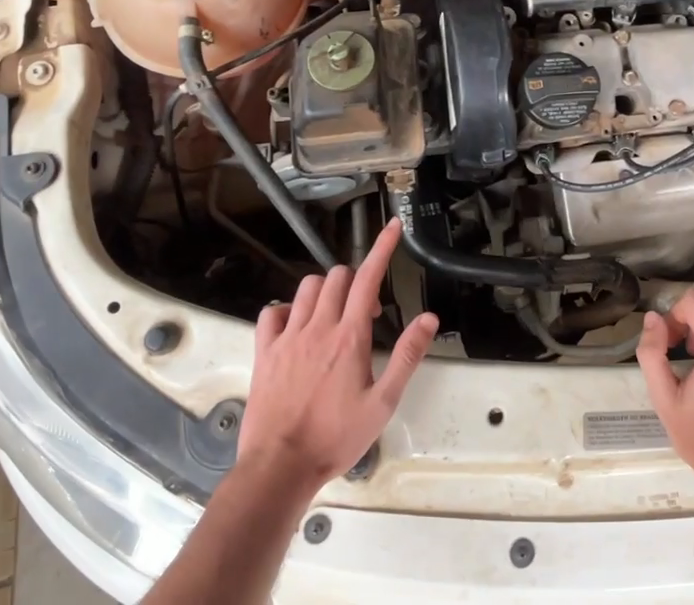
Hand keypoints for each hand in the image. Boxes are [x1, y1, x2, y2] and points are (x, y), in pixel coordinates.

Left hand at [237, 218, 439, 487]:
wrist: (280, 465)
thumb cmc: (336, 437)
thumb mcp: (384, 402)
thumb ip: (407, 356)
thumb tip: (428, 318)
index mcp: (350, 338)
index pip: (368, 278)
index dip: (382, 248)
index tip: (393, 227)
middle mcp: (318, 328)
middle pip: (337, 277)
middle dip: (356, 279)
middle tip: (367, 312)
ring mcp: (287, 338)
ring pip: (307, 288)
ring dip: (326, 291)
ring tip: (336, 316)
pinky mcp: (264, 352)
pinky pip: (272, 312)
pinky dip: (288, 309)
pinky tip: (298, 326)